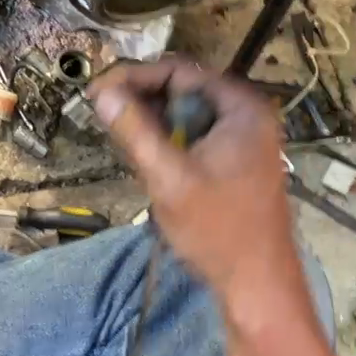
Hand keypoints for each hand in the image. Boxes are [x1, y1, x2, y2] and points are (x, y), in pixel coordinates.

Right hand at [89, 59, 309, 323]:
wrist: (256, 283)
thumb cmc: (218, 230)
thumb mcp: (168, 177)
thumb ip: (134, 131)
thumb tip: (102, 93)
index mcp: (242, 109)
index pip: (178, 72)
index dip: (134, 77)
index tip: (98, 91)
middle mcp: (245, 115)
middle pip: (182, 89)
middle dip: (141, 98)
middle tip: (104, 114)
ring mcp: (241, 137)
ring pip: (183, 112)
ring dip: (150, 120)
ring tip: (119, 135)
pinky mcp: (232, 159)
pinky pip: (191, 134)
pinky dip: (165, 138)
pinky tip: (143, 153)